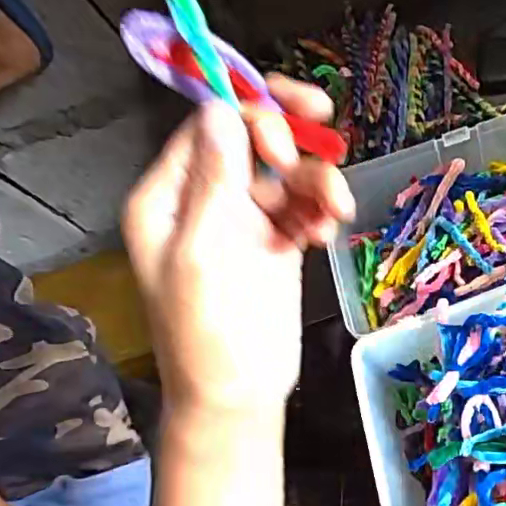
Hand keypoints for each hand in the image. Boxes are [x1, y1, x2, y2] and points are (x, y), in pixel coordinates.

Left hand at [122, 75, 353, 416]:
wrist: (239, 396)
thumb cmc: (207, 335)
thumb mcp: (202, 256)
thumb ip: (213, 183)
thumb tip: (222, 109)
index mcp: (169, 197)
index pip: (209, 128)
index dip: (252, 116)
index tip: (290, 138)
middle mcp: (206, 200)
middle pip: (252, 140)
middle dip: (291, 138)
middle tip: (328, 143)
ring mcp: (246, 222)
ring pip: (286, 175)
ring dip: (317, 183)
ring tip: (336, 212)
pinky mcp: (278, 244)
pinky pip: (303, 207)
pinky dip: (320, 211)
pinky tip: (326, 234)